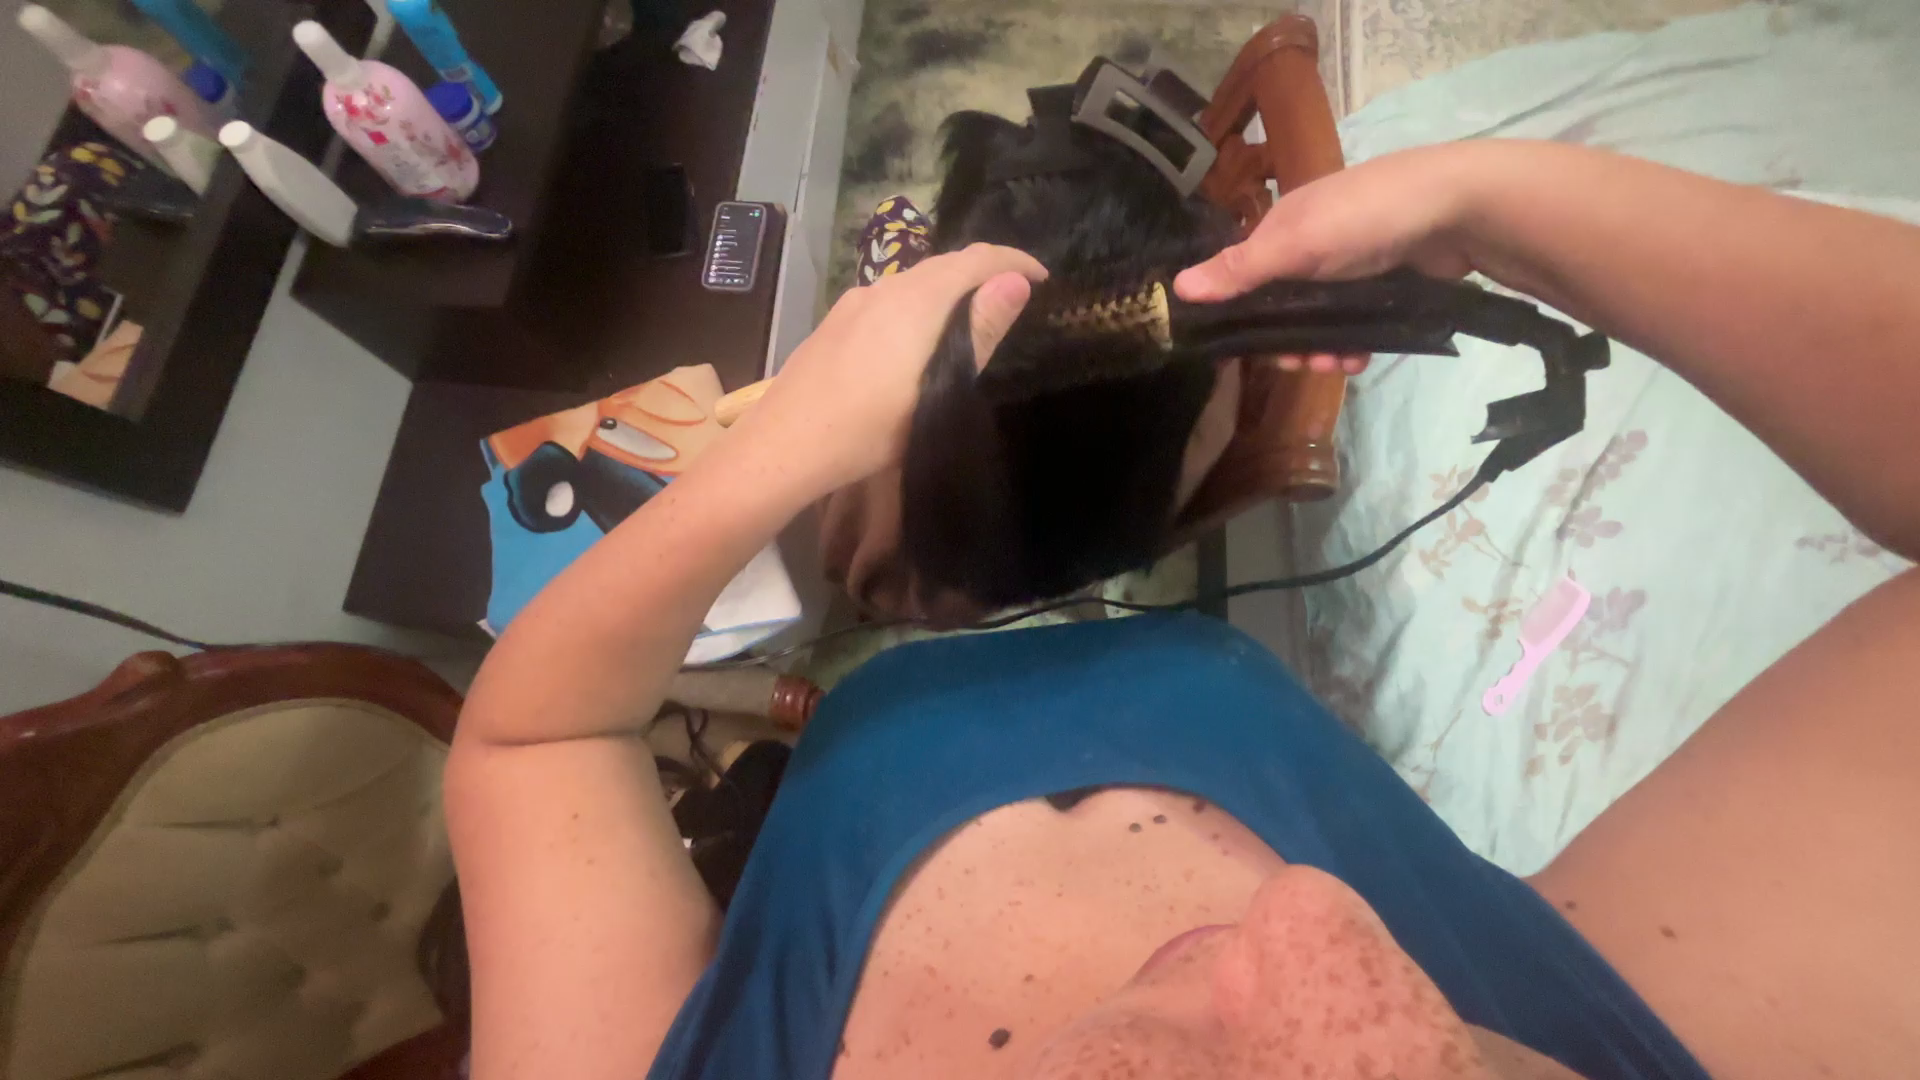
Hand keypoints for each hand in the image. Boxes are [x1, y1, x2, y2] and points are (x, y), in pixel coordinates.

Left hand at [733, 243, 1046, 491]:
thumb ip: (977, 334)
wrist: (784, 446)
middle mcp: (884, 289)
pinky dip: (920, 304)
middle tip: (1012, 298)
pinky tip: (916, 337)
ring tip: (971, 319)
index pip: (975, 260)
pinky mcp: (836, 323)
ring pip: (914, 282)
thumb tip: (1017, 283)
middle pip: (944, 265)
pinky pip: (891, 299)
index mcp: (914, 301)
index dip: (1014, 261)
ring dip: (950, 290)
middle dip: (984, 272)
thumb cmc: (868, 429)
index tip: (1042, 278)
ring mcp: (854, 304)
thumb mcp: (935, 391)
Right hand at [1174, 144, 1488, 375]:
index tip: (1243, 349)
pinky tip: (1360, 358)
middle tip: (1300, 363)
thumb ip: (1239, 270)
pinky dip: (1352, 345)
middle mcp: (1311, 247)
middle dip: (1287, 342)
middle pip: (1280, 310)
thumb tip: (1175, 288)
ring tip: (1336, 364)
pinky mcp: (1382, 285)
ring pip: (1317, 323)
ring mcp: (1349, 267)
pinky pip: (1353, 325)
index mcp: (1283, 231)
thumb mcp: (1296, 244)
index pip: (1244, 281)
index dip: (1240, 318)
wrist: (1465, 208)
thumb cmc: (1368, 217)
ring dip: (1320, 351)